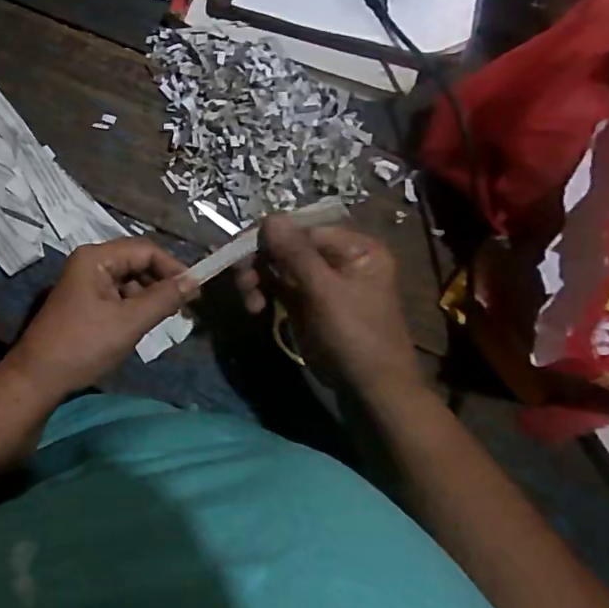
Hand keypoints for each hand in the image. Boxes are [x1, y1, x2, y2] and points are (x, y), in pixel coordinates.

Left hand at [5, 237, 197, 397]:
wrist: (39, 375)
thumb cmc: (84, 344)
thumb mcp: (129, 322)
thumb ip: (163, 299)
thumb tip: (195, 281)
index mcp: (96, 258)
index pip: (144, 249)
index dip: (172, 267)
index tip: (196, 291)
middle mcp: (90, 262)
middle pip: (136, 261)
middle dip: (161, 281)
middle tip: (185, 306)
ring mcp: (85, 281)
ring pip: (129, 279)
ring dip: (149, 295)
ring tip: (166, 317)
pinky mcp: (85, 300)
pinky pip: (118, 294)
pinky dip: (134, 305)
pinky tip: (143, 323)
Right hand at [234, 220, 422, 395]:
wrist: (370, 390)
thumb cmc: (356, 336)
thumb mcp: (325, 291)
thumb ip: (295, 253)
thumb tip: (269, 217)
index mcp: (355, 248)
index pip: (301, 229)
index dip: (268, 237)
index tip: (238, 251)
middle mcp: (337, 258)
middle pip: (285, 245)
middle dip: (258, 260)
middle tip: (240, 279)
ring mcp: (319, 280)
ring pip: (275, 264)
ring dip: (255, 278)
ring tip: (249, 300)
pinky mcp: (304, 301)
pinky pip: (275, 285)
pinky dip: (261, 292)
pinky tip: (254, 308)